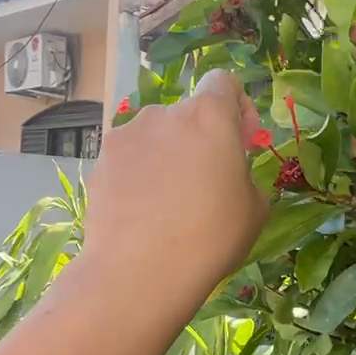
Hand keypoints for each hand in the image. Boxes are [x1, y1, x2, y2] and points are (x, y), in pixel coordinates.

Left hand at [76, 69, 268, 297]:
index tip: (242, 139)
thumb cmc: (212, 236)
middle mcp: (164, 115)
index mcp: (209, 117)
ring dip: (168, 156)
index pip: (223, 82)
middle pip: (188, 114)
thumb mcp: (255, 208)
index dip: (236, 106)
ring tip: (171, 202)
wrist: (140, 272)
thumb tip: (230, 172)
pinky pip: (131, 160)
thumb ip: (244, 174)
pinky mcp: (100, 163)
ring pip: (156, 137)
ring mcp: (126, 136)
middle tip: (207, 182)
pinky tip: (145, 212)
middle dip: (200, 139)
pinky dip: (141, 176)